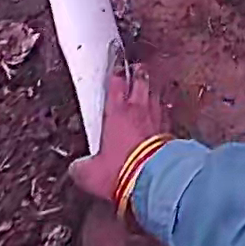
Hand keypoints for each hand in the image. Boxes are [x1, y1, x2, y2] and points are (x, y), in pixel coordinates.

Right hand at [67, 61, 167, 201]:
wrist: (153, 177)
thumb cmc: (121, 170)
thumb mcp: (91, 174)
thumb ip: (81, 168)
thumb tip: (76, 168)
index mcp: (117, 113)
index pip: (116, 85)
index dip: (115, 74)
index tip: (115, 69)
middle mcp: (137, 108)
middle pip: (140, 80)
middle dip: (138, 72)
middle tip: (136, 68)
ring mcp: (155, 115)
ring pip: (154, 92)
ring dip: (151, 88)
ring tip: (148, 86)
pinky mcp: (168, 127)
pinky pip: (166, 111)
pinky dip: (163, 108)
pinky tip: (163, 109)